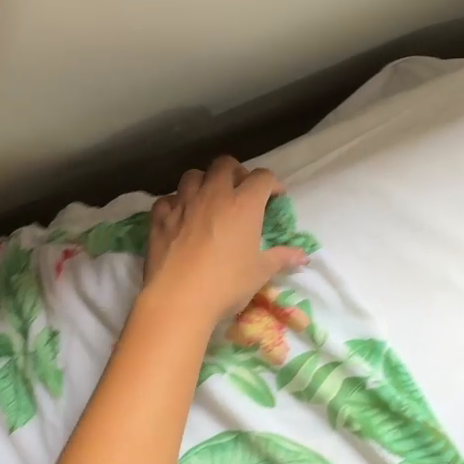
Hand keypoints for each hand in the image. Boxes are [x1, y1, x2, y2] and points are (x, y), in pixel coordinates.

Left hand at [142, 156, 307, 325]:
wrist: (179, 299)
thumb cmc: (227, 284)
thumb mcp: (260, 272)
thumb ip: (281, 258)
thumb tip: (303, 256)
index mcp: (244, 204)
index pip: (262, 177)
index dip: (271, 184)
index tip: (274, 197)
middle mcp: (213, 194)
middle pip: (225, 164)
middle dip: (236, 172)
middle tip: (240, 192)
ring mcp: (183, 203)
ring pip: (193, 175)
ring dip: (204, 182)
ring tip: (208, 200)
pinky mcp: (160, 218)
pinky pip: (168, 199)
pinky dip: (175, 203)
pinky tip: (180, 217)